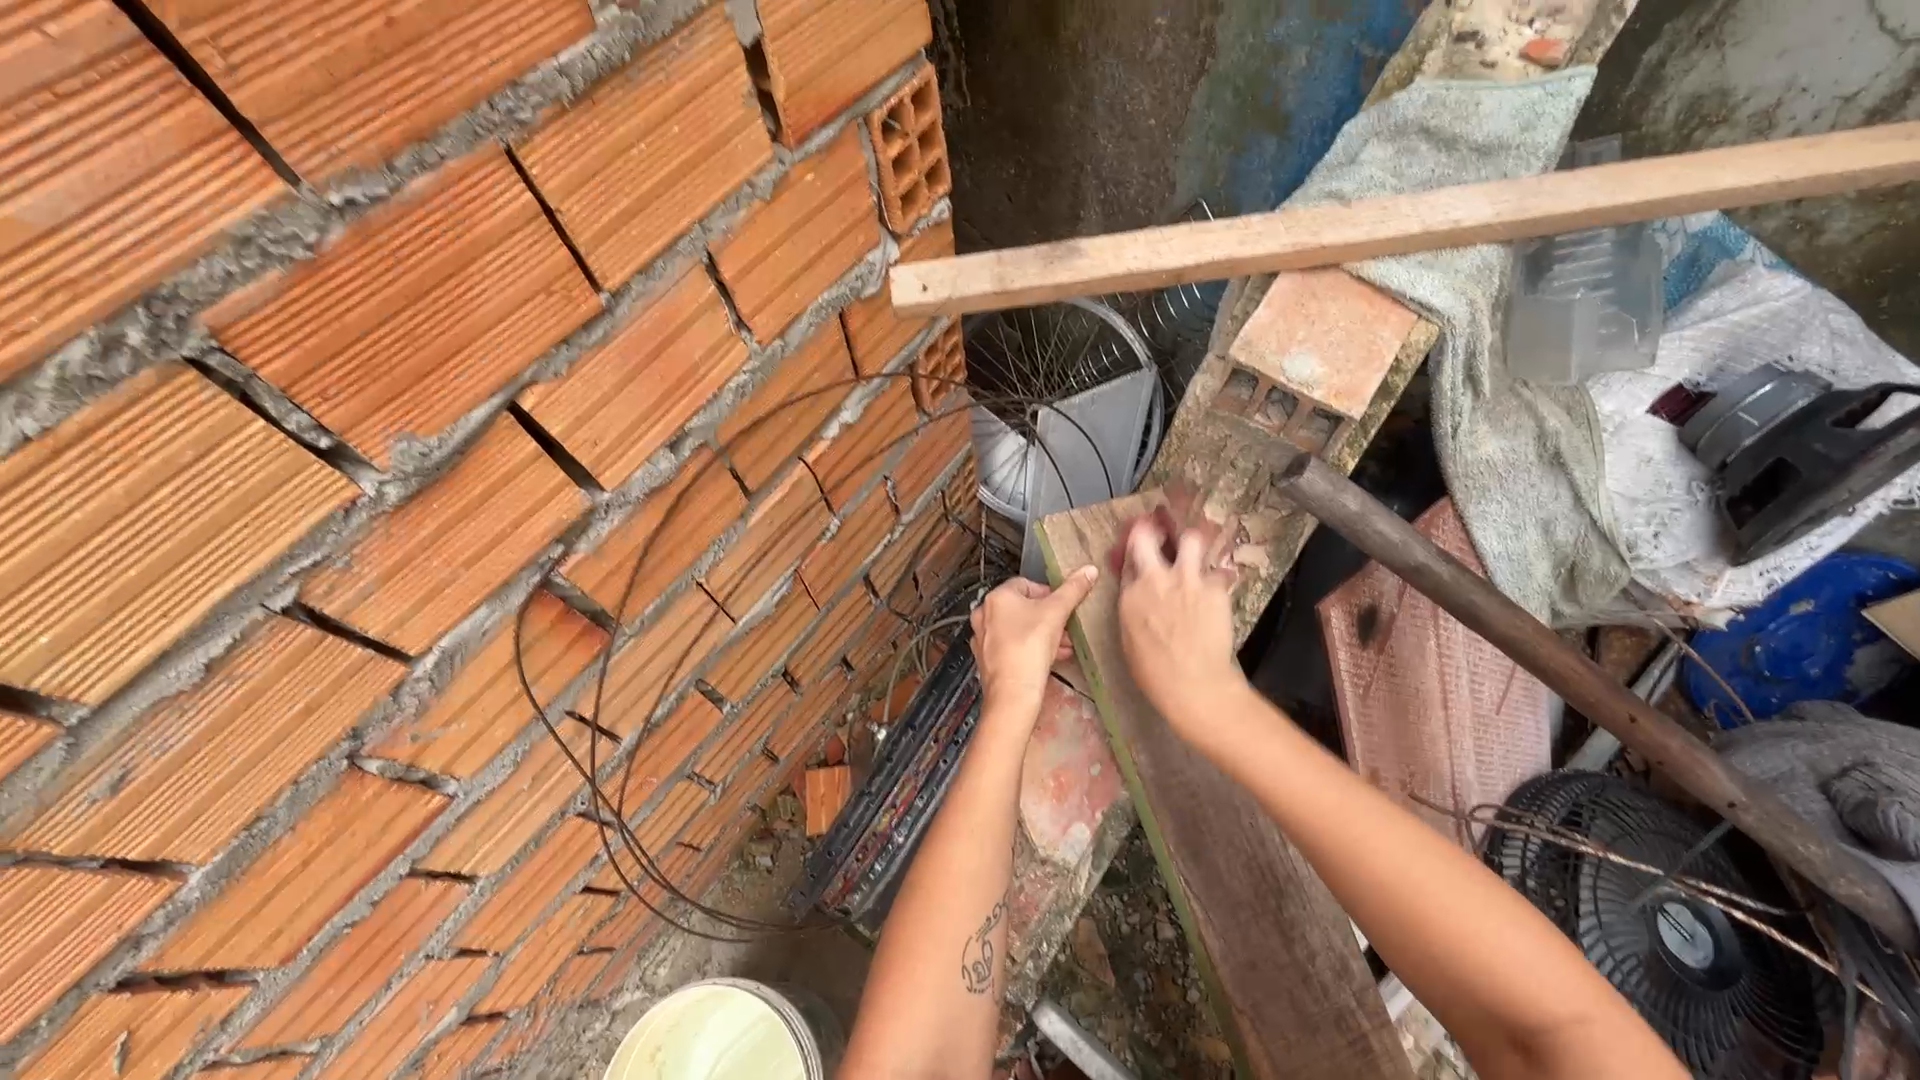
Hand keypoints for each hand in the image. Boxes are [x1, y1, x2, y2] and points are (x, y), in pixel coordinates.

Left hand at [969, 569, 1098, 719]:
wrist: (1013, 691)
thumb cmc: (1030, 646)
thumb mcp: (1057, 612)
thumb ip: (1074, 589)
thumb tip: (1089, 570)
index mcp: (996, 597)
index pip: (1026, 584)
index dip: (1049, 594)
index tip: (1064, 606)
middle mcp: (984, 614)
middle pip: (1023, 609)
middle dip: (1048, 618)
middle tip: (1066, 628)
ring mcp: (983, 638)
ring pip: (1018, 630)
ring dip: (1042, 635)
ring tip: (1063, 646)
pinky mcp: (987, 660)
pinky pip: (1012, 648)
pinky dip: (1030, 650)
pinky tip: (1050, 659)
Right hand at [1117, 516, 1246, 735]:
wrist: (1193, 684)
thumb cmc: (1155, 673)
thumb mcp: (1129, 639)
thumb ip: (1133, 610)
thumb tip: (1139, 598)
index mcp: (1130, 595)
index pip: (1128, 560)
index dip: (1134, 552)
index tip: (1139, 549)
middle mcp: (1156, 579)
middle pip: (1148, 537)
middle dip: (1153, 530)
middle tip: (1161, 530)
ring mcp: (1188, 580)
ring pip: (1192, 540)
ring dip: (1193, 543)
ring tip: (1197, 551)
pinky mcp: (1216, 588)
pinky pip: (1221, 572)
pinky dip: (1222, 577)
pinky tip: (1224, 585)